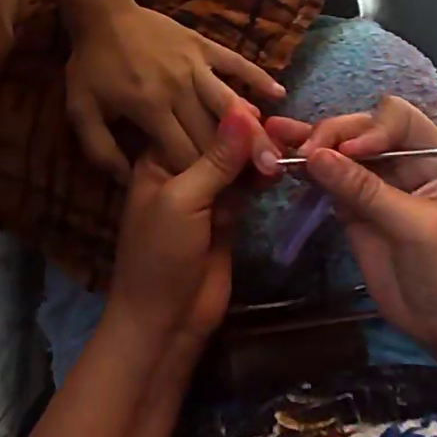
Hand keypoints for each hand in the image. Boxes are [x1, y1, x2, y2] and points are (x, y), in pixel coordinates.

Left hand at [65, 0, 285, 179]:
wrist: (101, 14)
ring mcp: (194, 64)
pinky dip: (257, 77)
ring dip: (254, 128)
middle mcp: (177, 88)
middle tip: (261, 181)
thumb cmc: (91, 66)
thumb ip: (100, 150)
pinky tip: (278, 94)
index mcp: (149, 108)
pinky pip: (235, 62)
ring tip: (275, 151)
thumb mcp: (81, 111)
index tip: (220, 198)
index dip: (202, 179)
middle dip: (238, 161)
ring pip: (230, 102)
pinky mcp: (203, 45)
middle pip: (213, 133)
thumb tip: (125, 180)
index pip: (183, 152)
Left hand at [106, 104, 257, 344]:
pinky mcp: (226, 213)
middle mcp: (180, 168)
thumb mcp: (183, 200)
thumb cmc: (160, 256)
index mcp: (157, 157)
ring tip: (279, 157)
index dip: (226, 116)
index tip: (258, 113)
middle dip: (246, 137)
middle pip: (218, 138)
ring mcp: (204, 191)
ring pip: (236, 161)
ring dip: (257, 157)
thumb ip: (215, 159)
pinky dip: (260, 179)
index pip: (194, 120)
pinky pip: (246, 186)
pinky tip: (276, 173)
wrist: (166, 323)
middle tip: (274, 143)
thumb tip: (244, 113)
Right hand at [267, 96, 436, 357]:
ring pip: (338, 152)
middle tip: (304, 153)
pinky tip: (281, 162)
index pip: (397, 118)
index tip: (350, 153)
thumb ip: (365, 191)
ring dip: (309, 143)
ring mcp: (375, 183)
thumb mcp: (415, 228)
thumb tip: (315, 156)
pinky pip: (327, 180)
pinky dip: (306, 172)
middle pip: (360, 129)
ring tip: (274, 135)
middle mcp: (403, 161)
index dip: (369, 128)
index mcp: (434, 157)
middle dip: (331, 135)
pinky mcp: (353, 207)